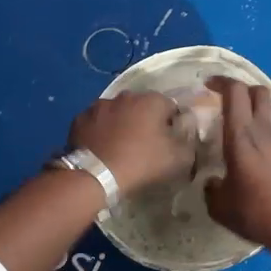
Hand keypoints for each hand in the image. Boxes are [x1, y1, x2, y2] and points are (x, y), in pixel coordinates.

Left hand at [70, 92, 195, 195]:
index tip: (168, 142)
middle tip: (144, 145)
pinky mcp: (80, 118)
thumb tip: (187, 134)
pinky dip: (100, 130)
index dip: (171, 124)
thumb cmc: (141, 162)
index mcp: (153, 100)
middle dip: (145, 120)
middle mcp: (126, 95)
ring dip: (121, 123)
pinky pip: (97, 121)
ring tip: (120, 146)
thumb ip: (189, 142)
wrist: (96, 175)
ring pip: (118, 112)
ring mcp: (100, 105)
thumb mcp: (178, 159)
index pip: (170, 107)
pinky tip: (101, 147)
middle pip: (142, 106)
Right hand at [204, 77, 270, 249]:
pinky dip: (262, 125)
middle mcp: (264, 131)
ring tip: (236, 122)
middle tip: (222, 97)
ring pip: (268, 108)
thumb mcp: (220, 207)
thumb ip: (211, 189)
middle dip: (239, 87)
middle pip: (258, 90)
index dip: (221, 81)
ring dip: (252, 106)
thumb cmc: (257, 214)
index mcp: (241, 138)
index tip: (207, 85)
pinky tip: (253, 144)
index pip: (235, 92)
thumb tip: (212, 182)